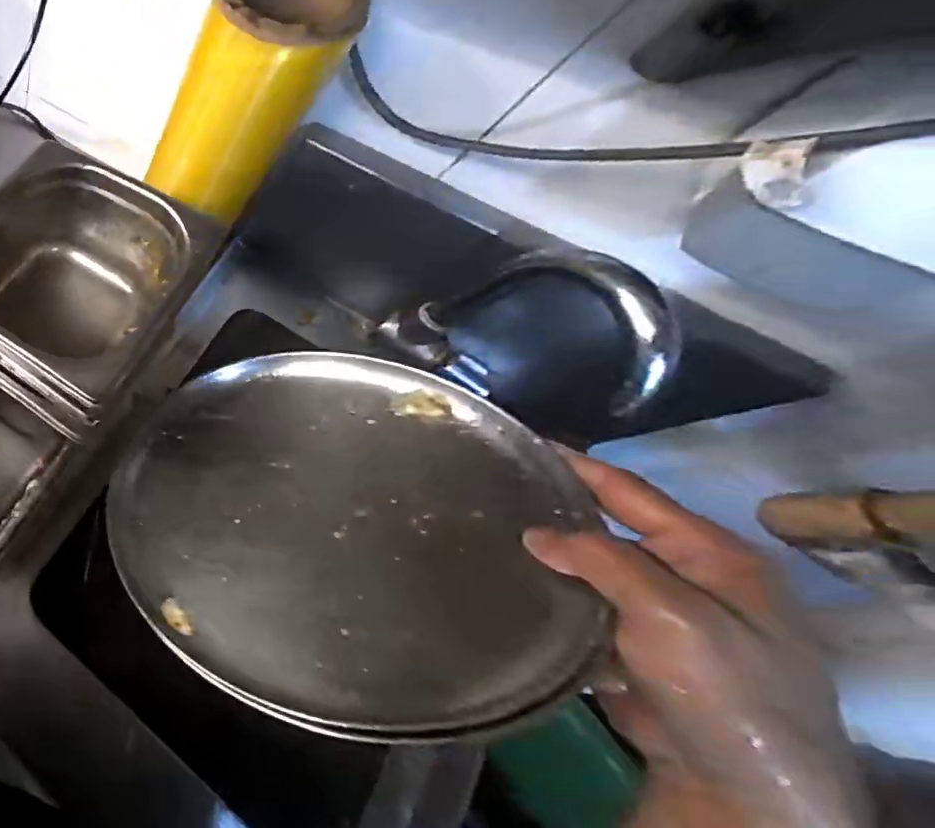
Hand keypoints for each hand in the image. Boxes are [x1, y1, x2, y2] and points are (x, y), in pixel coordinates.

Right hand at [523, 451, 870, 827]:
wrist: (740, 787)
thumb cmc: (723, 688)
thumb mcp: (671, 613)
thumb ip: (601, 559)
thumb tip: (535, 534)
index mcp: (712, 556)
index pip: (630, 491)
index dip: (576, 464)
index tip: (519, 441)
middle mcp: (689, 577)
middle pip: (607, 528)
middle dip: (553, 511)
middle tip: (491, 490)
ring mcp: (663, 616)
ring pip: (589, 569)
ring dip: (547, 558)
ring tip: (488, 533)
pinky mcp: (635, 649)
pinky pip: (584, 607)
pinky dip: (553, 596)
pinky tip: (513, 583)